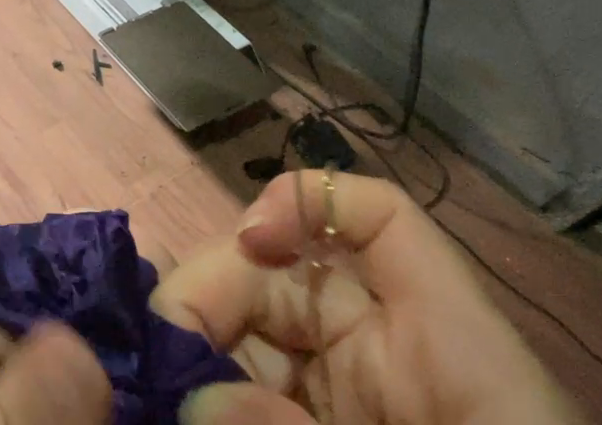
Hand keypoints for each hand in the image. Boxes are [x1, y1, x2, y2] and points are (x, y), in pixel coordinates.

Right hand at [154, 171, 582, 424]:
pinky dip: (201, 398)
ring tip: (158, 397)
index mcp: (444, 343)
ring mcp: (337, 399)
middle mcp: (382, 354)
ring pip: (239, 337)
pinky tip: (171, 403)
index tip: (248, 241)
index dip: (305, 199)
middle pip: (273, 275)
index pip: (378, 220)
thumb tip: (197, 398)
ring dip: (191, 359)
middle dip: (208, 303)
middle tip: (160, 364)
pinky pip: (239, 395)